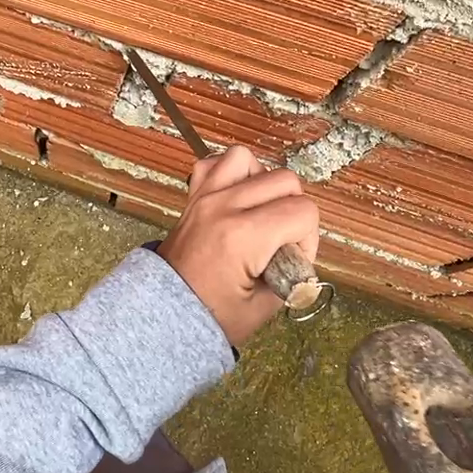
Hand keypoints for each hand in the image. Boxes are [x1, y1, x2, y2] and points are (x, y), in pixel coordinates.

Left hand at [156, 145, 320, 346]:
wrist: (163, 308)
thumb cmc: (209, 313)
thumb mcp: (261, 308)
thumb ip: (291, 278)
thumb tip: (302, 258)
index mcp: (243, 236)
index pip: (303, 211)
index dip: (309, 237)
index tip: (294, 259)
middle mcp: (224, 206)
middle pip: (284, 179)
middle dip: (295, 209)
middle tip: (283, 240)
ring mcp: (205, 195)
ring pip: (247, 158)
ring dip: (263, 181)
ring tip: (262, 211)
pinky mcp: (193, 194)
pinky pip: (214, 162)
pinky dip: (231, 172)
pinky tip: (237, 197)